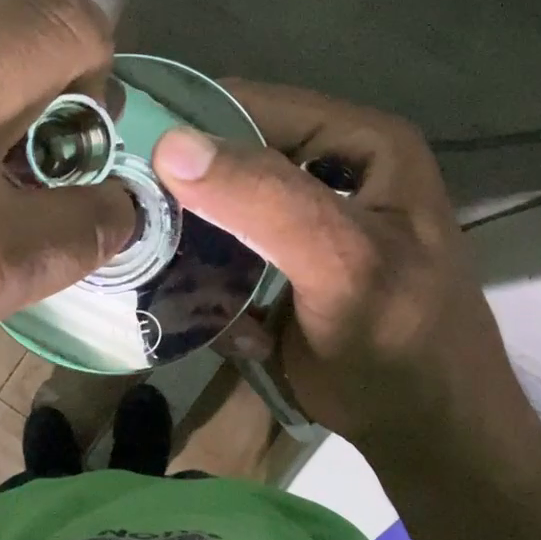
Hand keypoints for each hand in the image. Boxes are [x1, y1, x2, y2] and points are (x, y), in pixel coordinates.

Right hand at [151, 84, 525, 449]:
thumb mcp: (340, 261)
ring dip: (181, 241)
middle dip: (176, 190)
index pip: (252, 106)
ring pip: (218, 213)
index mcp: (360, 144)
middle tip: (117, 216)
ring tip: (140, 261)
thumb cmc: (398, 344)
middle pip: (229, 160)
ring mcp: (301, 225)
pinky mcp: (280, 271)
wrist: (425, 432)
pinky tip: (187, 306)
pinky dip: (200, 281)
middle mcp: (328, 172)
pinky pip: (221, 258)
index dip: (185, 125)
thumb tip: (169, 143)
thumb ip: (265, 199)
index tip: (114, 157)